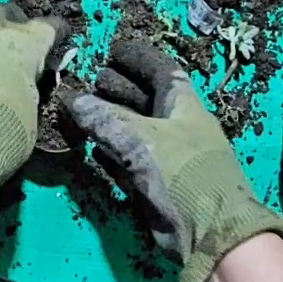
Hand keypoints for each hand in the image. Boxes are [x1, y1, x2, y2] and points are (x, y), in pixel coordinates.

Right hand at [62, 41, 282, 281]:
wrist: (209, 231)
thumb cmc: (183, 172)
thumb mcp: (141, 139)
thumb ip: (105, 119)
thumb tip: (73, 100)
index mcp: (183, 104)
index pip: (160, 71)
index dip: (137, 58)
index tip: (112, 50)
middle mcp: (177, 125)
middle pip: (143, 99)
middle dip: (116, 89)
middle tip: (88, 81)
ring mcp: (168, 155)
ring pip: (133, 130)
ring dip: (108, 122)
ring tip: (80, 112)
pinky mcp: (157, 183)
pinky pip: (129, 160)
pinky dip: (110, 153)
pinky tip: (91, 149)